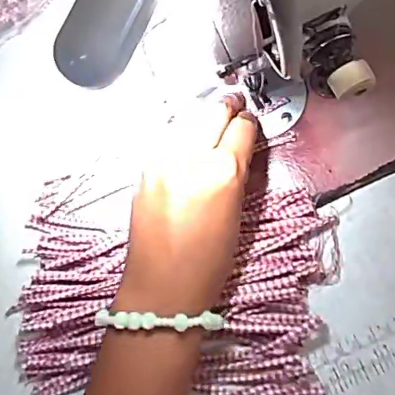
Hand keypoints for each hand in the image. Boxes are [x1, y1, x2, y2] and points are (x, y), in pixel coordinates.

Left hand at [113, 95, 259, 317]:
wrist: (162, 288)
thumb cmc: (206, 263)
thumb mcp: (238, 214)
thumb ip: (238, 172)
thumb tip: (240, 146)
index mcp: (222, 173)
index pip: (241, 127)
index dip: (249, 121)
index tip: (250, 120)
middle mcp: (189, 160)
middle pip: (212, 111)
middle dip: (226, 107)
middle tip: (234, 107)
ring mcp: (162, 162)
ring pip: (187, 118)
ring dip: (201, 117)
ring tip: (211, 122)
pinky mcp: (144, 169)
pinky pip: (168, 137)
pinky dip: (181, 134)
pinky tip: (188, 143)